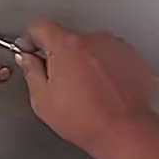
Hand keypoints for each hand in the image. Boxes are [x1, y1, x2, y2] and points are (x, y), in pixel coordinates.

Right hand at [12, 20, 158, 154]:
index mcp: (67, 46)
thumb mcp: (43, 99)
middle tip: (57, 82)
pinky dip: (102, 68)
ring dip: (81, 61)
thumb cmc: (87, 120)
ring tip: (82, 91)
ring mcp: (114, 47)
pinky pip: (108, 56)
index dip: (30, 38)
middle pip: (66, 38)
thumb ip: (31, 71)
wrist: (124, 131)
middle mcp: (93, 40)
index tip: (29, 49)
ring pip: (88, 47)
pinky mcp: (131, 57)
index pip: (40, 26)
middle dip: (58, 55)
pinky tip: (99, 90)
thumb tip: (28, 60)